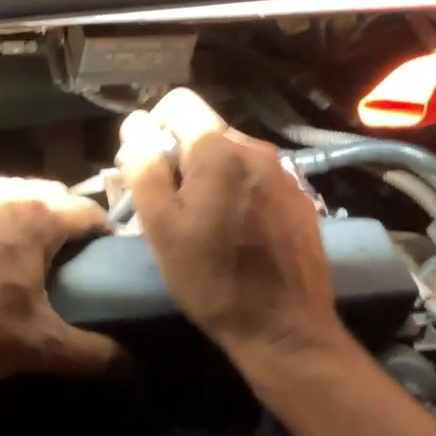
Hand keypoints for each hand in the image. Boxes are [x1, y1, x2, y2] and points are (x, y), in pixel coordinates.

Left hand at [0, 177, 125, 383]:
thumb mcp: (39, 346)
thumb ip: (91, 354)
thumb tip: (130, 367)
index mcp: (35, 217)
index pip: (84, 210)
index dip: (102, 229)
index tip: (106, 250)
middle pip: (42, 193)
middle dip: (58, 215)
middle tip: (62, 251)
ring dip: (13, 213)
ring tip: (14, 248)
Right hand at [115, 88, 350, 360]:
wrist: (286, 332)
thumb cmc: (212, 277)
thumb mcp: (159, 224)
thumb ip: (143, 164)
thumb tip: (135, 125)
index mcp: (219, 149)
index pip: (178, 102)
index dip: (154, 127)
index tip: (150, 168)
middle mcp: (256, 149)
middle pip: (205, 132)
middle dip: (181, 157)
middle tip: (171, 206)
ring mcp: (284, 174)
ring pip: (231, 156)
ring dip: (211, 177)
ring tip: (204, 224)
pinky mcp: (300, 199)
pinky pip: (256, 178)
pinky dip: (239, 192)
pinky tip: (238, 234)